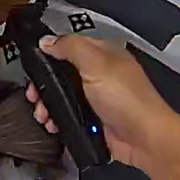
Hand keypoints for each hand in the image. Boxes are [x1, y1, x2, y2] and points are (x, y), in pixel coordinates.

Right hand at [24, 34, 179, 169]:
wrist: (144, 138)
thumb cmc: (131, 100)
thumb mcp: (96, 64)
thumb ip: (71, 47)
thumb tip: (49, 41)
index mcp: (106, 55)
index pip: (72, 46)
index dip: (51, 53)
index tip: (35, 63)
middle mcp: (103, 76)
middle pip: (64, 75)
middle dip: (46, 85)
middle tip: (36, 93)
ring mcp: (99, 99)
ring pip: (65, 98)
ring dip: (49, 105)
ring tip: (43, 113)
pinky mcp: (96, 121)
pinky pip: (71, 118)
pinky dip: (59, 121)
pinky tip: (53, 124)